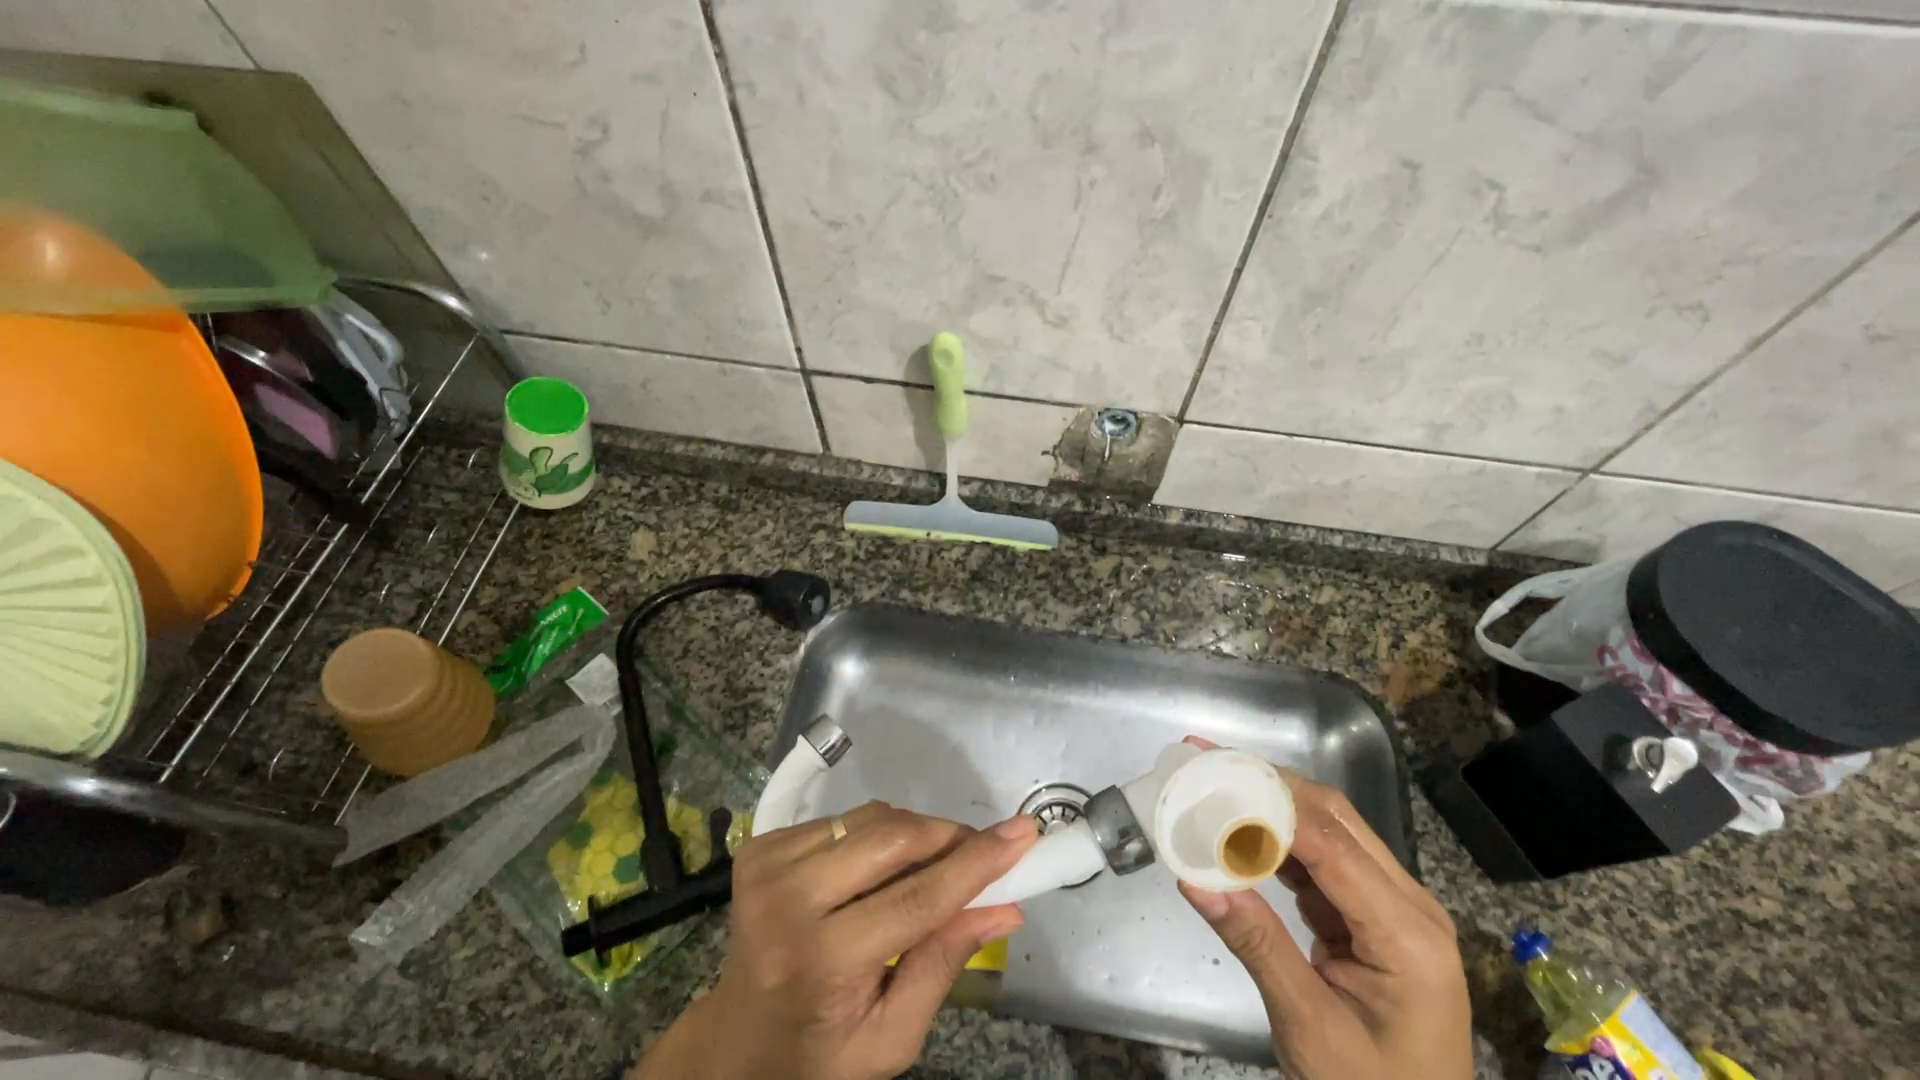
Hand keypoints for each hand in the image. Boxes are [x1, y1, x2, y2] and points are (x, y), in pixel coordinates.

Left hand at [635, 802, 1038, 1079]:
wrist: (737, 1036)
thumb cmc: (821, 1048)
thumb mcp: (891, 1035)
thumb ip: (943, 964)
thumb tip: (1006, 907)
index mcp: (820, 960)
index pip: (916, 897)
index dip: (977, 863)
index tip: (1025, 833)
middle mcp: (787, 900)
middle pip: (893, 839)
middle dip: (951, 837)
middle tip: (986, 850)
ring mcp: (768, 864)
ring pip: (872, 818)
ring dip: (916, 833)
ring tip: (932, 867)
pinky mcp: (761, 844)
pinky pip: (845, 818)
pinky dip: (878, 835)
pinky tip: (879, 869)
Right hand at [1178, 739, 1471, 1079]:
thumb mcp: (1309, 1027)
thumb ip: (1257, 945)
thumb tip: (1196, 879)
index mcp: (1406, 934)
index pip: (1333, 845)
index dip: (1271, 805)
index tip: (1212, 779)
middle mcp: (1409, 906)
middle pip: (1336, 821)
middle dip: (1270, 785)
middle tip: (1206, 762)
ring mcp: (1393, 910)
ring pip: (1329, 832)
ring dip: (1272, 805)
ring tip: (1213, 782)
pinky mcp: (1372, 919)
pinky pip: (1323, 864)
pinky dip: (1278, 843)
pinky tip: (1237, 829)